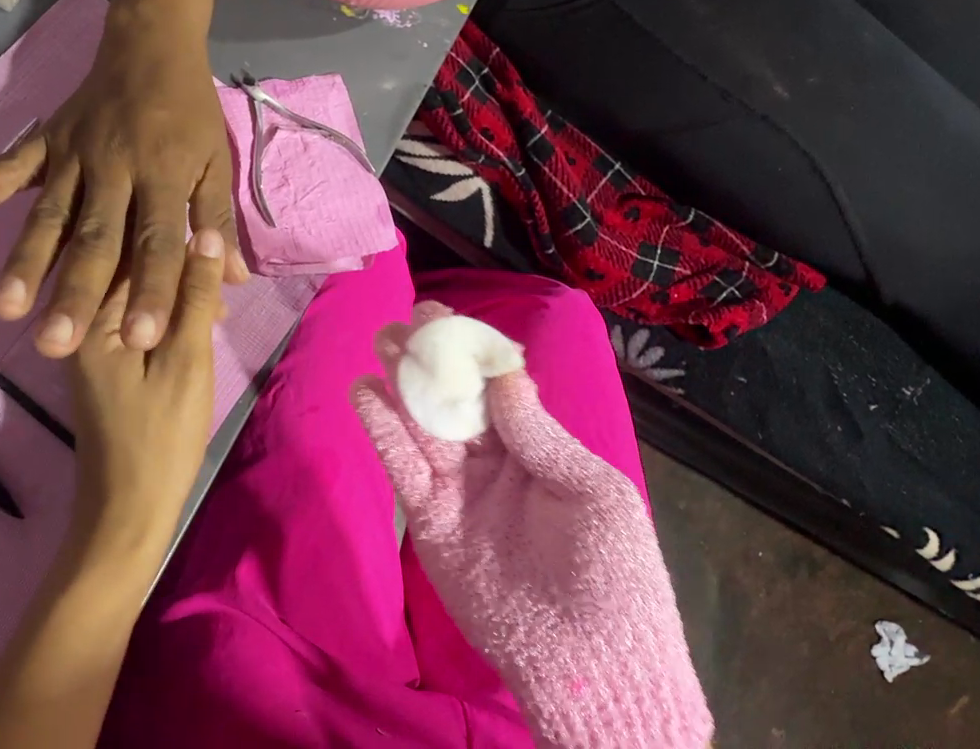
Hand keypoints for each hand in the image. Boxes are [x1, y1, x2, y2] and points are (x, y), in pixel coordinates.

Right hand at [0, 20, 247, 358]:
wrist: (153, 45)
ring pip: (50, 214)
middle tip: (57, 345)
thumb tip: (232, 279)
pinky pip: (12, 165)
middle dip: (76, 292)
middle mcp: (116, 169)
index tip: (140, 340)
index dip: (152, 290)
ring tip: (7, 307)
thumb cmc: (190, 112)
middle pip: (96, 238)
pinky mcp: (47, 138)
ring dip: (27, 259)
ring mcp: (75, 153)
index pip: (158, 242)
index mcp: (165, 177)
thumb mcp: (218, 161)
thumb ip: (219, 219)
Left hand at [68, 230, 228, 539]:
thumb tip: (206, 233)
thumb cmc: (161, 437)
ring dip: (179, 292)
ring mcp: (90, 341)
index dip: (182, 240)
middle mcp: (81, 318)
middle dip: (183, 266)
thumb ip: (194, 297)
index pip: (134, 247)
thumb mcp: (187, 361)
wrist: (128, 512)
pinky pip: (136, 316)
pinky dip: (167, 315)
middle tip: (229, 286)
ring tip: (220, 309)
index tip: (224, 250)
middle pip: (133, 266)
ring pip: (138, 291)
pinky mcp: (104, 360)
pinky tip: (199, 326)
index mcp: (92, 312)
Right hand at [351, 303, 712, 748]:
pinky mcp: (429, 520)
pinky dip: (383, 431)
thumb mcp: (594, 496)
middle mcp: (494, 463)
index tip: (444, 316)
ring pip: (423, 426)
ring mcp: (459, 490)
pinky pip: (403, 468)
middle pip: (454, 400)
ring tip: (380, 344)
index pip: (497, 388)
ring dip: (400, 385)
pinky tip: (365, 394)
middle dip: (430, 360)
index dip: (472, 352)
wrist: (588, 662)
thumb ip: (542, 436)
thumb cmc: (613, 575)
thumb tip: (504, 375)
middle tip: (404, 322)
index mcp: (540, 450)